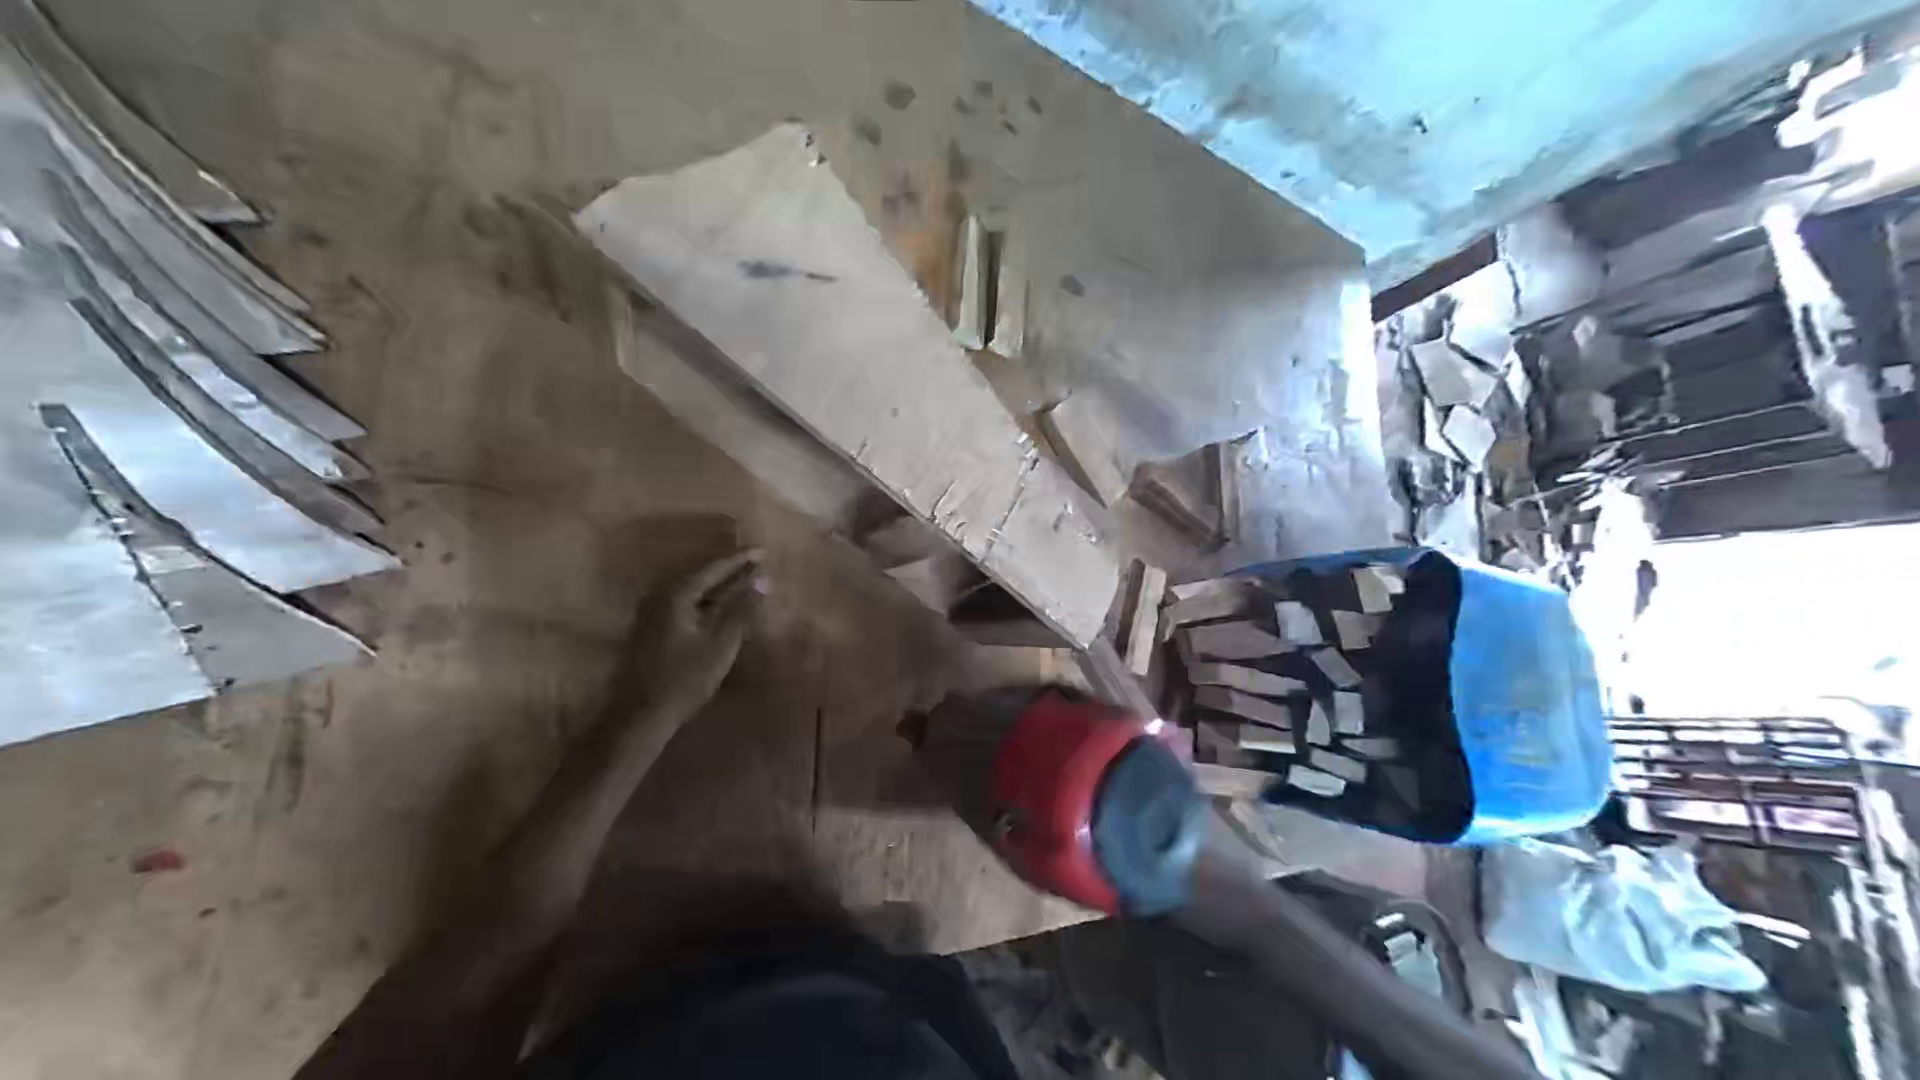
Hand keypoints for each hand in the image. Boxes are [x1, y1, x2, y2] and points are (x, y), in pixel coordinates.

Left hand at [624, 549, 767, 714]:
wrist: (643, 715)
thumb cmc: (685, 678)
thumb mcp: (721, 643)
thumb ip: (743, 610)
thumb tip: (763, 580)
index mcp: (677, 597)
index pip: (714, 569)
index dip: (740, 560)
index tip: (763, 551)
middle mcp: (662, 599)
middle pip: (701, 577)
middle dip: (730, 570)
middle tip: (756, 563)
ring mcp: (654, 616)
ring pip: (693, 593)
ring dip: (719, 587)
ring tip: (743, 581)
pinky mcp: (654, 632)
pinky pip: (686, 606)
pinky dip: (708, 602)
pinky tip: (720, 608)